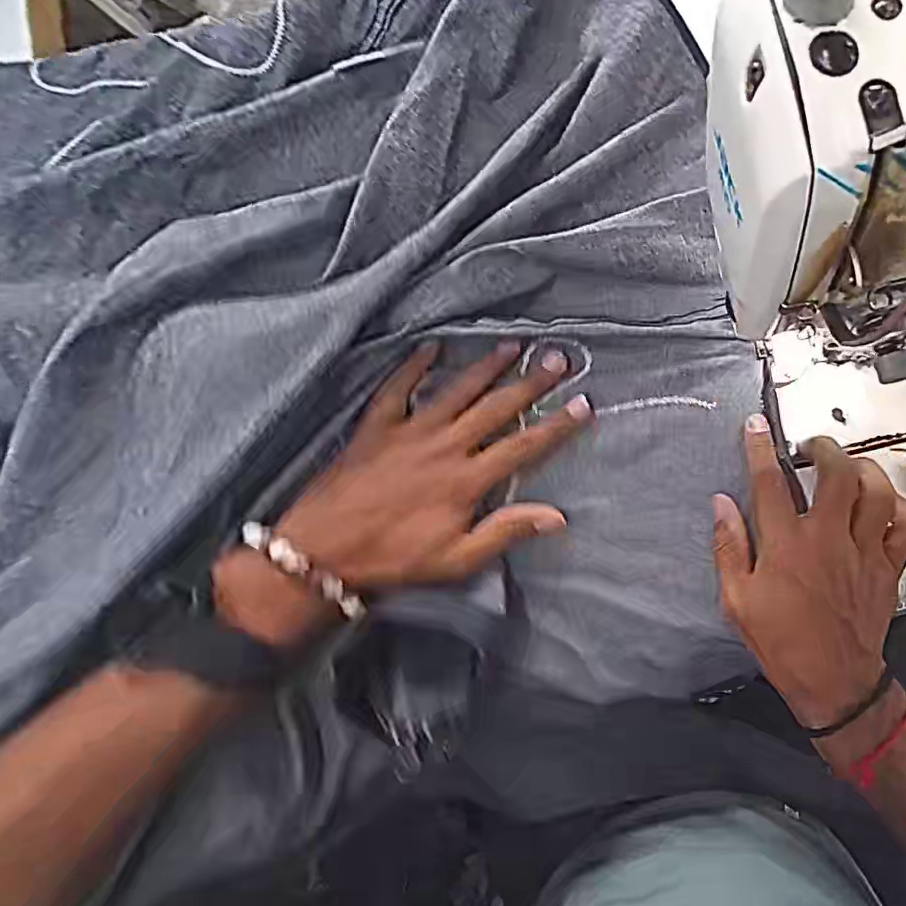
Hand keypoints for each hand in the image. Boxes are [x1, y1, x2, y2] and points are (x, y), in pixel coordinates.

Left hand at [213, 340, 593, 647]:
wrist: (321, 552)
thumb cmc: (394, 559)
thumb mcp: (457, 559)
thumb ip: (506, 531)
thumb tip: (557, 516)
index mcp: (466, 480)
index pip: (523, 446)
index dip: (557, 425)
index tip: (583, 404)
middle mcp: (444, 447)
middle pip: (496, 409)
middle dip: (531, 384)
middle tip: (557, 360)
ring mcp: (409, 432)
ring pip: (456, 391)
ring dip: (486, 367)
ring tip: (512, 346)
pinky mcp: (376, 428)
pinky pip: (397, 389)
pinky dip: (413, 366)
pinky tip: (431, 347)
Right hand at [711, 415, 905, 729]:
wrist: (833, 681)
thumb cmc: (784, 644)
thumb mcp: (737, 600)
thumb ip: (729, 547)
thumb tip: (722, 508)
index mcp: (786, 546)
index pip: (771, 482)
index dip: (760, 448)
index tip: (758, 428)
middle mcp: (827, 540)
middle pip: (835, 473)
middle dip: (824, 448)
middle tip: (813, 447)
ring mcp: (863, 552)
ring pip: (876, 491)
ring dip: (863, 470)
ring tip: (849, 467)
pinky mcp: (887, 568)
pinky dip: (900, 509)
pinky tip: (884, 507)